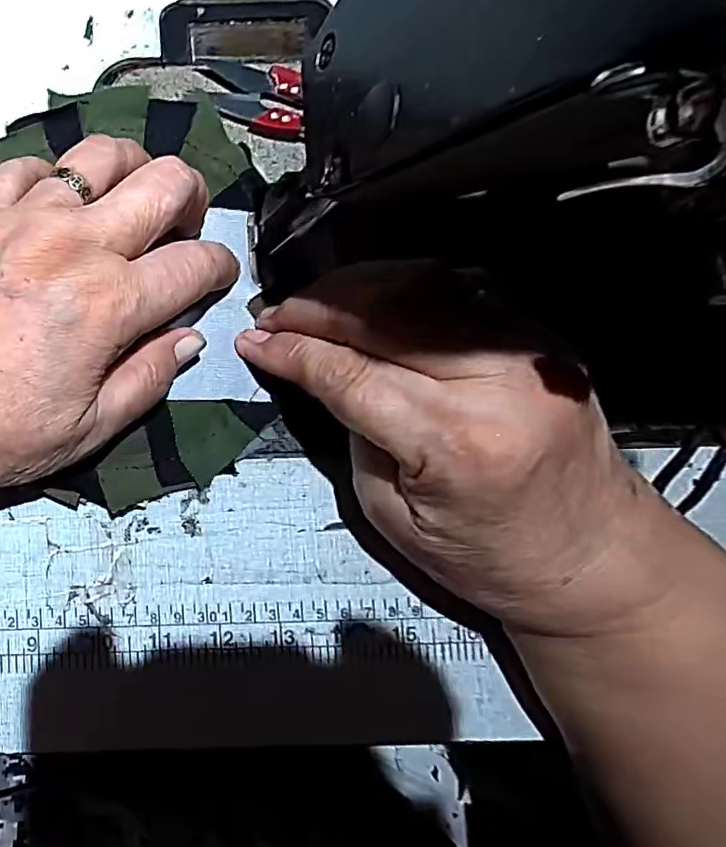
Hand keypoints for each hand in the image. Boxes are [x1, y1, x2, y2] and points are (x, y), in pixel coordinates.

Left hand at [0, 136, 238, 502]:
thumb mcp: (80, 433)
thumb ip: (145, 380)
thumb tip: (184, 339)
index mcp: (108, 303)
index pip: (199, 262)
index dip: (216, 273)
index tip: (204, 285)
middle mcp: (71, 246)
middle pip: (168, 182)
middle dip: (188, 205)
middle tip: (171, 237)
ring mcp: (18, 224)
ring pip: (100, 156)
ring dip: (126, 174)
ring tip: (117, 210)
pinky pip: (22, 169)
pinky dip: (46, 178)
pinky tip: (44, 209)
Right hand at [235, 260, 677, 638]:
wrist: (597, 558)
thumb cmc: (481, 550)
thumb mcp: (385, 505)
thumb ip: (354, 431)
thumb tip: (314, 374)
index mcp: (456, 440)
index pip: (349, 373)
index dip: (290, 352)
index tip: (250, 342)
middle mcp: (504, 385)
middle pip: (389, 315)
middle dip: (314, 308)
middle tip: (270, 316)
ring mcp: (534, 358)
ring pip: (426, 289)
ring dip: (354, 289)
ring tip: (308, 305)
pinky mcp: (544, 346)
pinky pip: (459, 295)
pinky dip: (398, 291)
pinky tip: (362, 304)